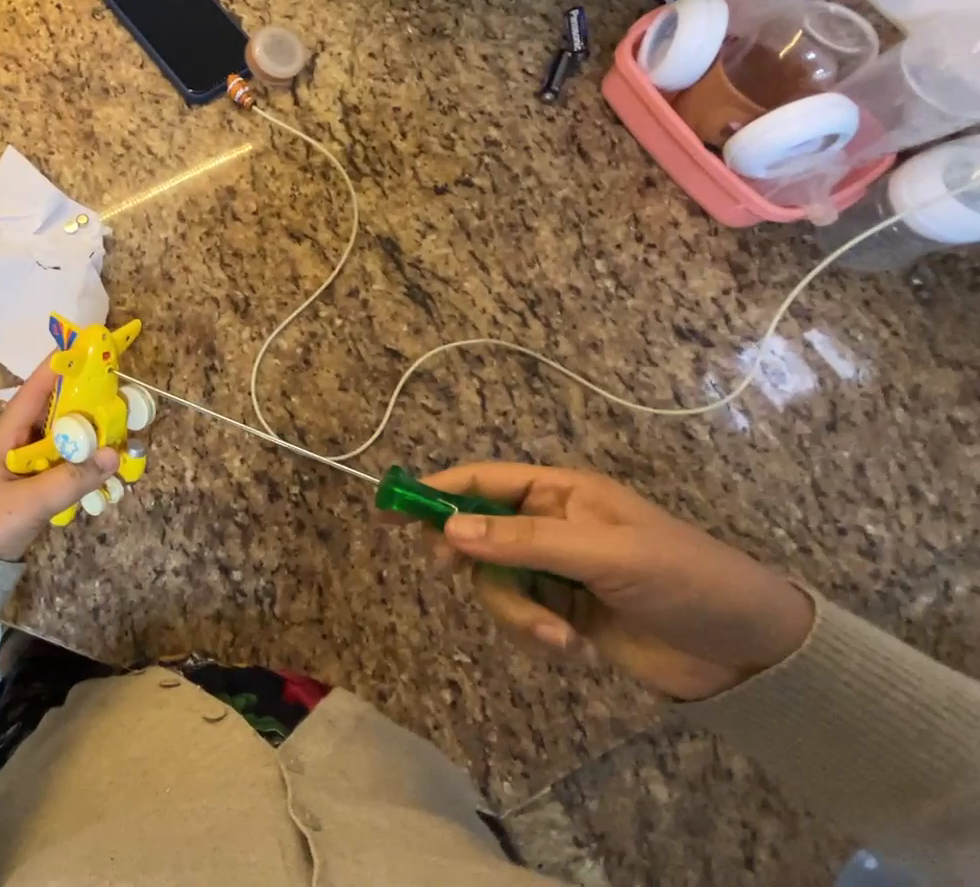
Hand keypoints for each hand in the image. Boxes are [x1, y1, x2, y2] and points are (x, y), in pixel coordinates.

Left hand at [0, 360, 119, 560]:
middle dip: (85, 400)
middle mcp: (16, 441)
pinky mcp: (34, 482)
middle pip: (54, 410)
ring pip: (62, 436)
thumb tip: (114, 453)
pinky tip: (107, 465)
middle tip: (120, 392)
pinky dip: (84, 460)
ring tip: (122, 426)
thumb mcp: (29, 502)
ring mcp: (26, 462)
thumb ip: (70, 479)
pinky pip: (64, 461)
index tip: (87, 346)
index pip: (34, 390)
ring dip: (88, 433)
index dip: (59, 367)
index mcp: (5, 435)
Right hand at [407, 463, 814, 700]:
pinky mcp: (557, 612)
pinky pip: (515, 616)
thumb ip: (524, 541)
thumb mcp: (607, 554)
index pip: (480, 481)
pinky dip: (532, 634)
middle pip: (473, 533)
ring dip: (514, 612)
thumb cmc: (686, 580)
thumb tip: (446, 531)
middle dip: (467, 559)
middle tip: (452, 573)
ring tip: (557, 635)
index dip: (432, 490)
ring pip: (491, 581)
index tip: (388, 508)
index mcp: (560, 493)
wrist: (751, 655)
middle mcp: (547, 526)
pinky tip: (570, 646)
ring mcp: (551, 571)